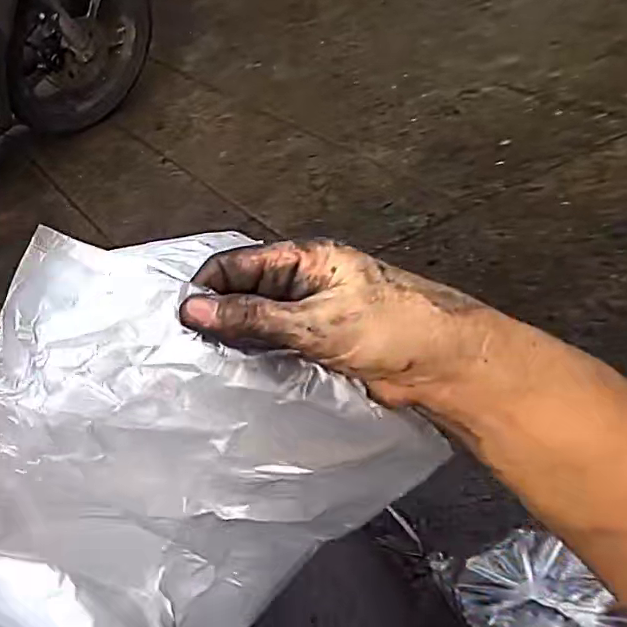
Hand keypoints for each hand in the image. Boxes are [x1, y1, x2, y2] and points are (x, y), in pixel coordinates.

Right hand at [177, 238, 503, 406]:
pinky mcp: (311, 341)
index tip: (180, 318)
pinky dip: (251, 352)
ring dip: (231, 335)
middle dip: (214, 313)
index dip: (204, 287)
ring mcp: (304, 312)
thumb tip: (193, 309)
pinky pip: (268, 341)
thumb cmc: (391, 329)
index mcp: (302, 258)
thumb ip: (251, 316)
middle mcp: (299, 281)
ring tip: (205, 358)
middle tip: (188, 344)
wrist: (445, 365)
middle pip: (239, 291)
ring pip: (252, 319)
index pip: (234, 264)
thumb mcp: (312, 322)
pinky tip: (234, 367)